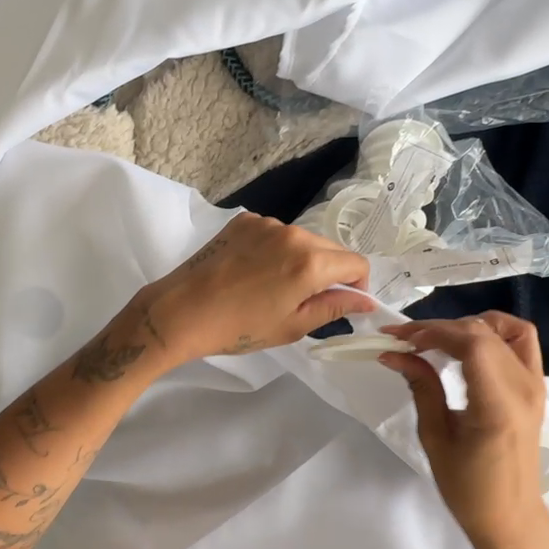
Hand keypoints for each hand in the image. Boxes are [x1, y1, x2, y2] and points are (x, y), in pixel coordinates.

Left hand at [139, 213, 371, 363]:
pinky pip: (275, 232)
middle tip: (307, 300)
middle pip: (330, 248)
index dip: (358, 285)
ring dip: (302, 259)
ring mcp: (266, 223)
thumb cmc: (239, 327)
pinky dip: (275, 249)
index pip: (356, 263)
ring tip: (275, 286)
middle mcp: (293, 234)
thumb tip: (365, 300)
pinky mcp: (243, 221)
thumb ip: (334, 308)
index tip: (343, 303)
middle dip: (330, 272)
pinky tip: (254, 271)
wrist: (182, 310)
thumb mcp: (292, 325)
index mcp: (310, 262)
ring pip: (302, 239)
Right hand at [378, 313, 548, 548]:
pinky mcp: (536, 387)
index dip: (434, 331)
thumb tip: (395, 353)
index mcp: (499, 405)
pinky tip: (468, 345)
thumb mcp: (436, 438)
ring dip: (467, 326)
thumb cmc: (468, 488)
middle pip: (483, 331)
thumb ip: (422, 387)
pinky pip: (521, 341)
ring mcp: (535, 385)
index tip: (400, 339)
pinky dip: (493, 332)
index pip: (472, 343)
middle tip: (406, 342)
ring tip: (438, 342)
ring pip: (504, 329)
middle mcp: (524, 388)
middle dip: (440, 328)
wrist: (510, 517)